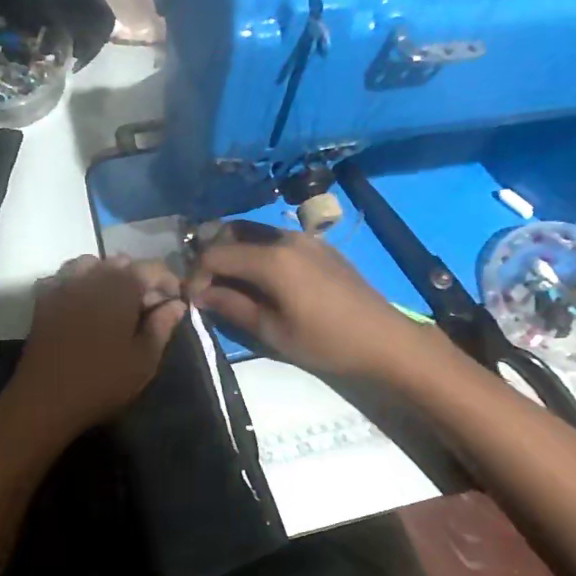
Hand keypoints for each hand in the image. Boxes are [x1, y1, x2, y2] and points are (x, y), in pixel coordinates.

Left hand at [6, 255, 187, 436]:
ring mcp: (64, 286)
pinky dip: (79, 282)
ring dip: (109, 276)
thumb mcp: (144, 360)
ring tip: (117, 302)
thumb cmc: (102, 382)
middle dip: (140, 278)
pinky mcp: (44, 301)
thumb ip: (162, 325)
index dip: (169, 281)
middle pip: (122, 262)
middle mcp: (92, 277)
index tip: (177, 301)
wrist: (45, 401)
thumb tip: (176, 303)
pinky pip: (65, 277)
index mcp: (121, 288)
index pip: (152, 268)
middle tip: (149, 307)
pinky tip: (85, 303)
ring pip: (91, 264)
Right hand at [186, 221, 433, 377]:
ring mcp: (306, 238)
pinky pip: (278, 240)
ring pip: (256, 234)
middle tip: (206, 286)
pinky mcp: (321, 246)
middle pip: (234, 233)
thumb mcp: (273, 331)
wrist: (384, 339)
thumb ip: (232, 306)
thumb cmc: (326, 342)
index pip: (216, 254)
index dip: (196, 274)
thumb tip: (200, 294)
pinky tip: (262, 279)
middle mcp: (286, 237)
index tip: (191, 298)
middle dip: (213, 256)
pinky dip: (259, 252)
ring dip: (236, 252)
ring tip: (230, 283)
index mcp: (272, 258)